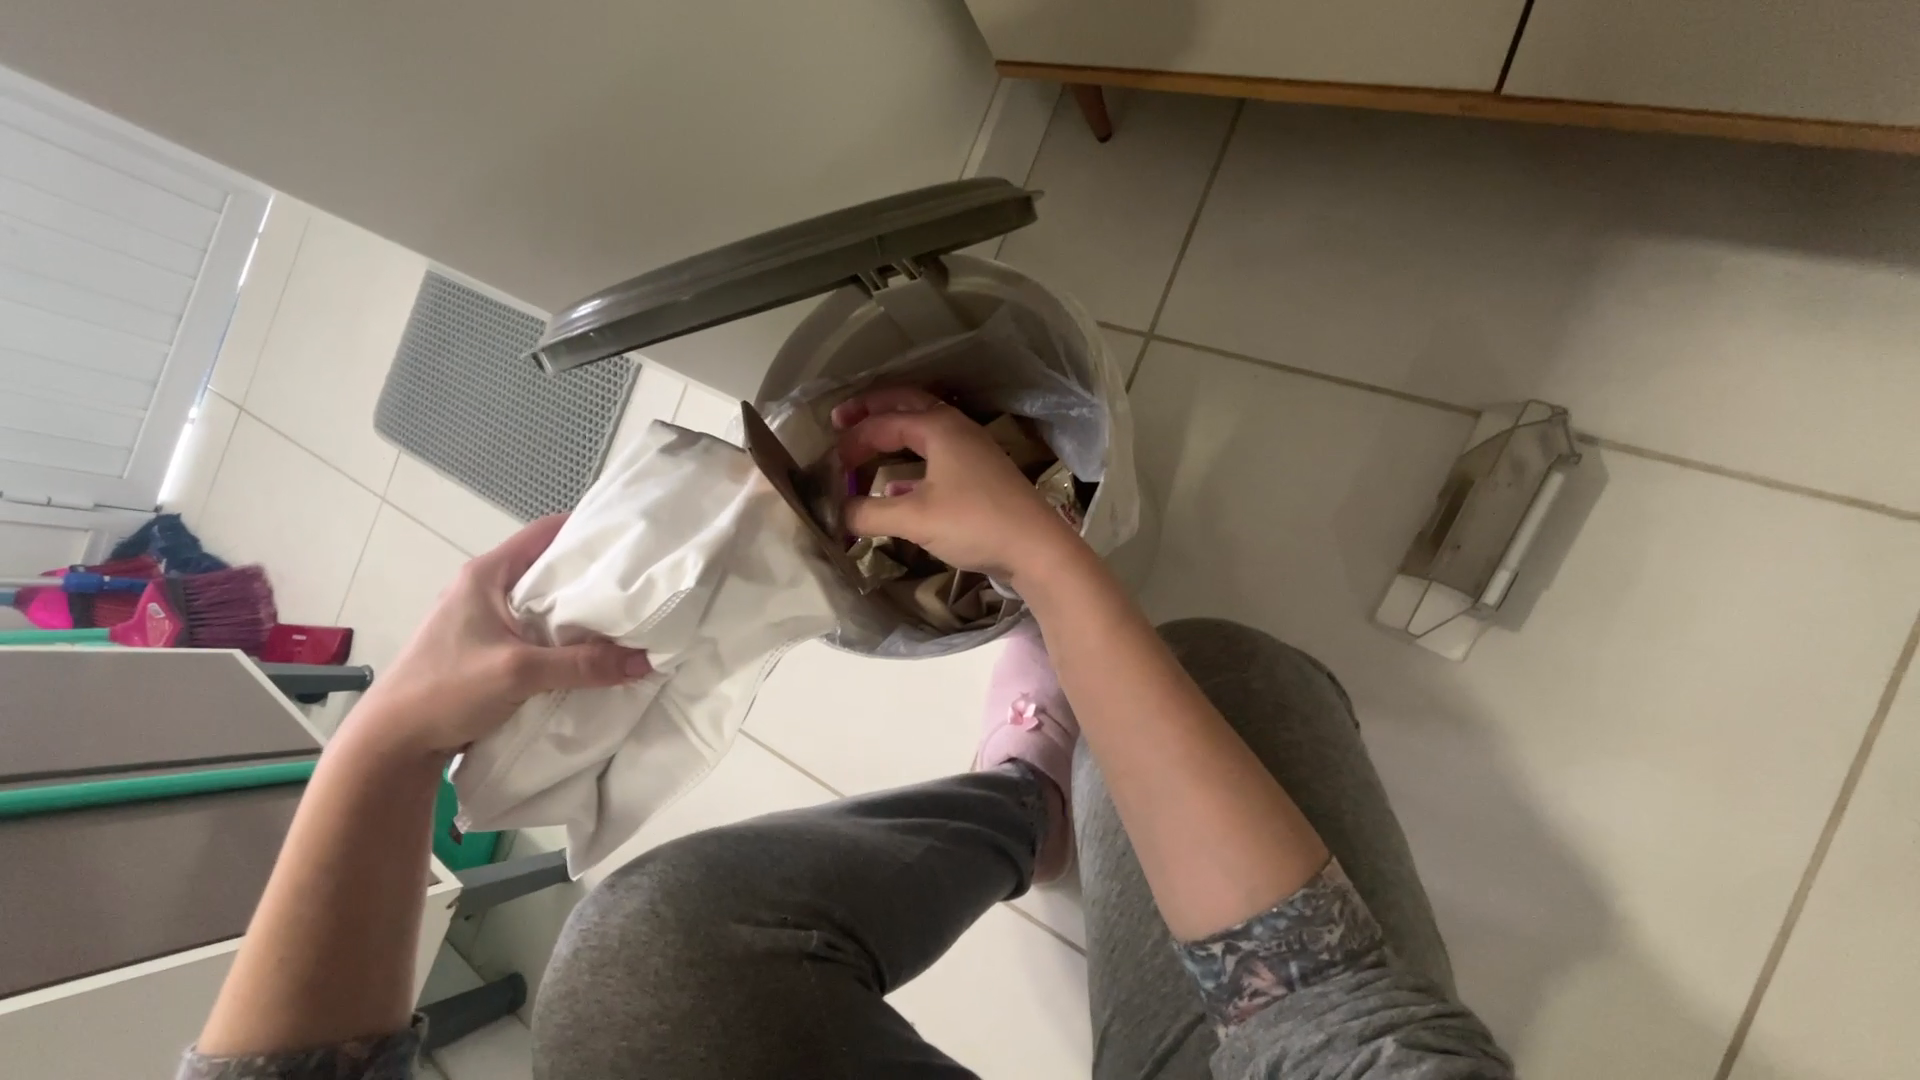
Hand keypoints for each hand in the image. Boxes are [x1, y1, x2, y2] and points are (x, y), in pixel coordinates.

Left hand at [342, 514, 650, 757]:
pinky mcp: (492, 649)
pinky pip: (541, 632)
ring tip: (627, 616)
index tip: (629, 537)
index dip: (588, 529)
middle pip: (552, 568)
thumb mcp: (520, 672)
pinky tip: (596, 650)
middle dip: (595, 574)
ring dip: (582, 612)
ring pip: (548, 603)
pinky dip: (568, 637)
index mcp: (486, 574)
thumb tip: (646, 661)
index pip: (546, 531)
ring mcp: (488, 620)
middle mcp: (487, 589)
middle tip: (639, 582)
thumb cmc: (444, 690)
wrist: (393, 744)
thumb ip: (584, 665)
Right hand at [831, 387, 1084, 583]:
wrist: (1037, 548)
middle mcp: (956, 429)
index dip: (851, 439)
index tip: (829, 463)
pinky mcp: (981, 477)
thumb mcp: (915, 519)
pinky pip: (936, 458)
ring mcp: (972, 452)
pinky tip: (897, 490)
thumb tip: (838, 513)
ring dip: (893, 436)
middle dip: (872, 410)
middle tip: (841, 418)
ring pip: (923, 432)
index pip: (883, 422)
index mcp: (939, 427)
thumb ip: (869, 512)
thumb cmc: (975, 523)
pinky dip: (911, 465)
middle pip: (907, 407)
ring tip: (866, 449)